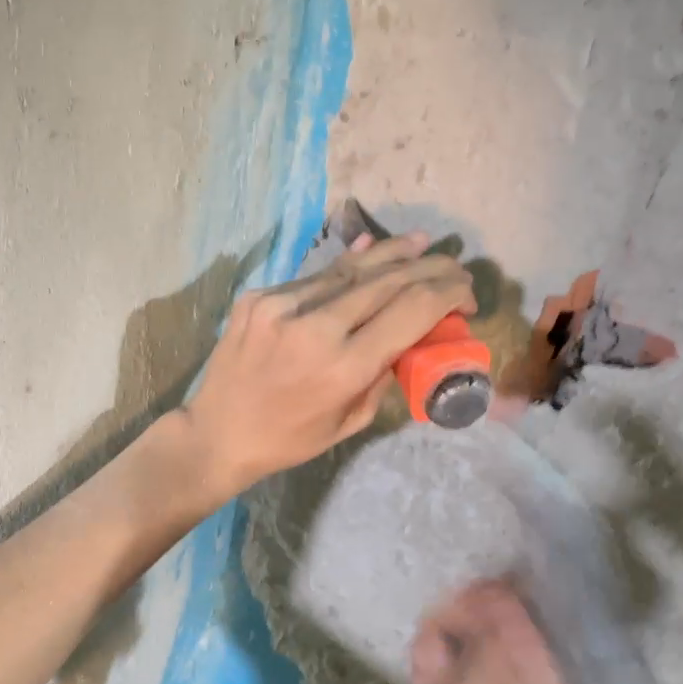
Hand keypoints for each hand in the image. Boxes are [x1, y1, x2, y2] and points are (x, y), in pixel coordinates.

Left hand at [182, 233, 474, 493]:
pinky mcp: (257, 298)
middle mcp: (314, 327)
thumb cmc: (288, 440)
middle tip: (454, 265)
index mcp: (343, 367)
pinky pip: (313, 278)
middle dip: (430, 268)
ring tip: (421, 244)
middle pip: (388, 280)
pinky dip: (346, 267)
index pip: (413, 309)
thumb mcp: (349, 420)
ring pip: (349, 270)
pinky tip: (369, 253)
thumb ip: (383, 374)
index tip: (466, 294)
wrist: (216, 433)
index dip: (449, 293)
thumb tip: (408, 335)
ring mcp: (280, 306)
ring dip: (391, 256)